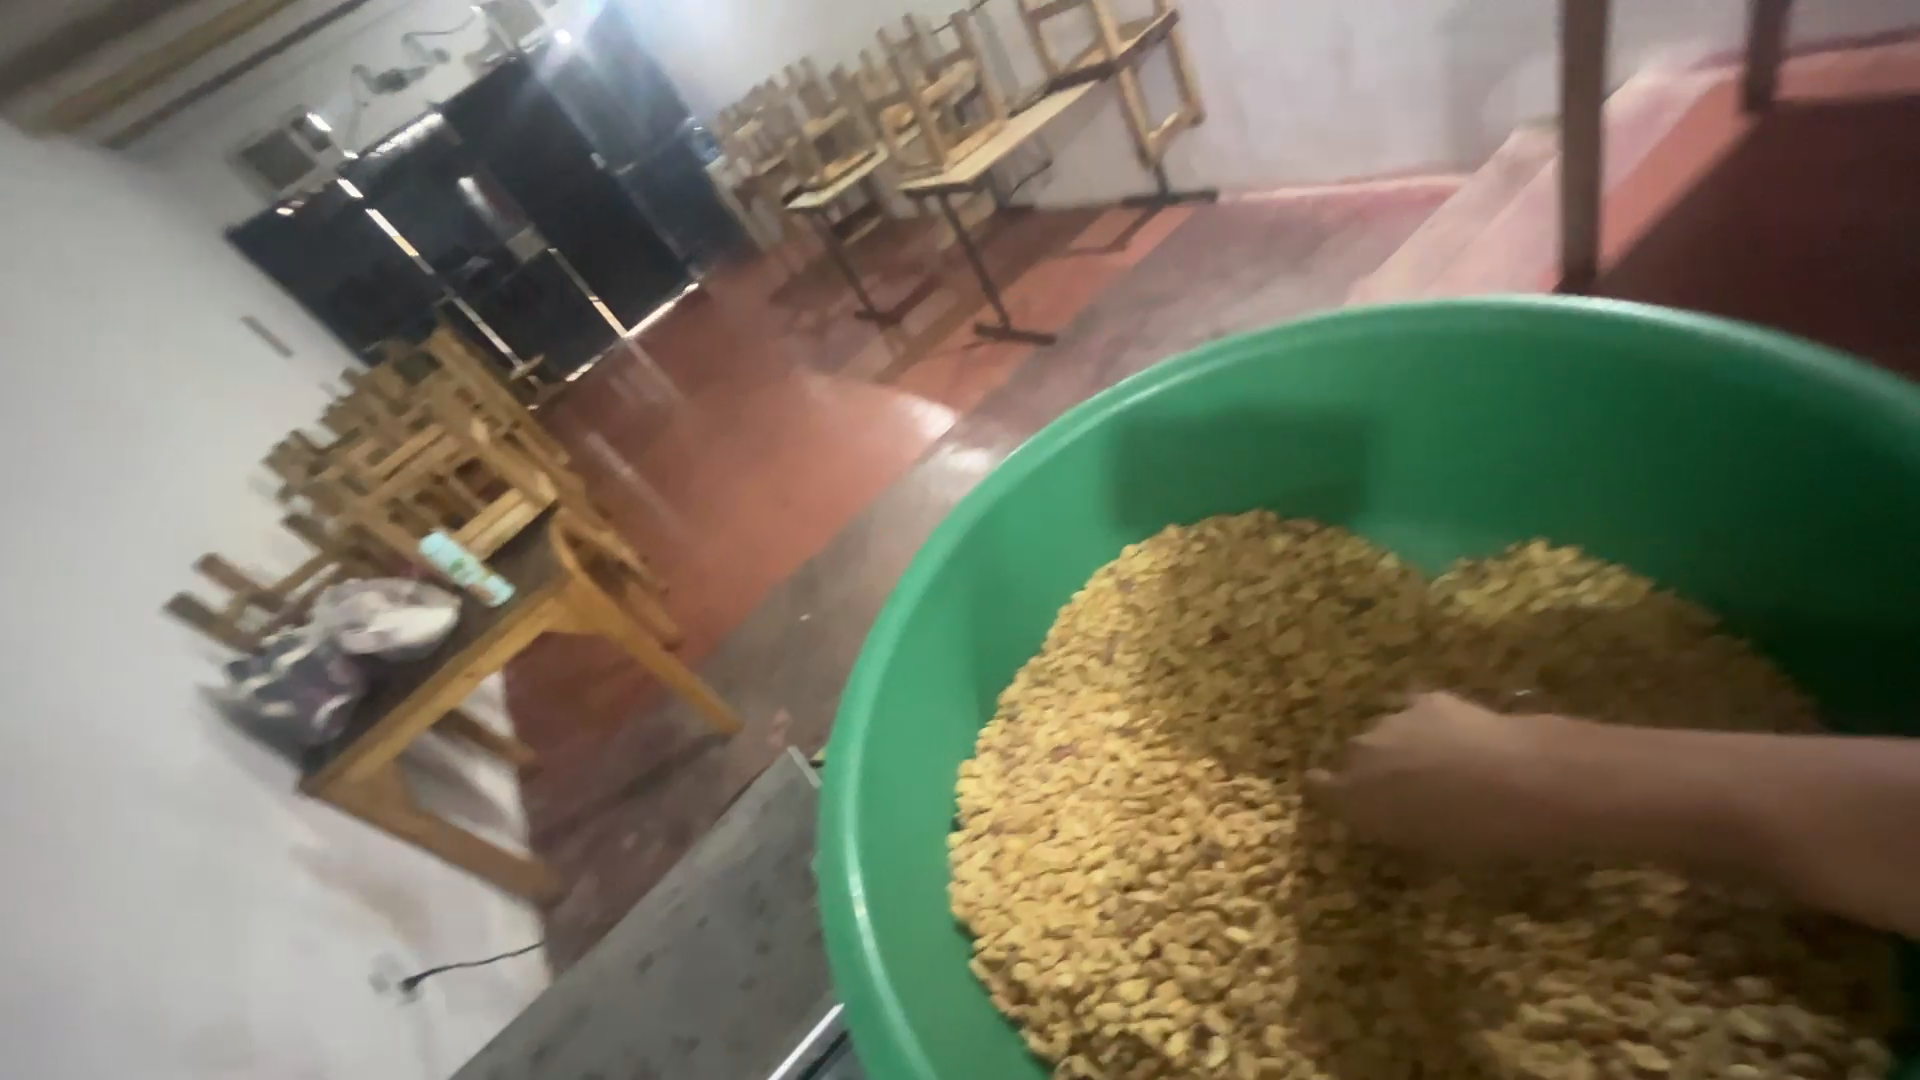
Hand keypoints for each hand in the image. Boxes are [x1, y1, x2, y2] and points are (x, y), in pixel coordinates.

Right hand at [1307, 691, 1572, 859]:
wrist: (1525, 782)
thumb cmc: (1478, 834)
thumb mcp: (1432, 847)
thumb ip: (1399, 825)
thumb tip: (1395, 816)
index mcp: (1355, 797)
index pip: (1318, 787)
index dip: (1329, 789)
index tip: (1346, 797)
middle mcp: (1359, 753)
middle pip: (1355, 757)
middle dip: (1375, 768)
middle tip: (1410, 787)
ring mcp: (1390, 722)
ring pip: (1385, 733)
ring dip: (1403, 745)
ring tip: (1443, 762)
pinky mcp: (1424, 700)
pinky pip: (1415, 711)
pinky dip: (1429, 723)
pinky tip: (1458, 735)